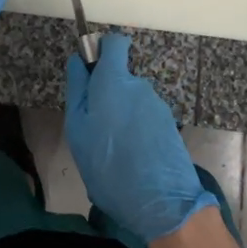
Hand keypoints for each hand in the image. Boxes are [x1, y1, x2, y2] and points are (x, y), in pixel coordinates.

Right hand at [66, 34, 216, 241]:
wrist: (163, 204)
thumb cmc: (109, 165)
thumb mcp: (78, 129)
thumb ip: (77, 89)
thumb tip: (78, 59)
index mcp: (114, 81)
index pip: (114, 42)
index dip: (101, 49)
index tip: (89, 71)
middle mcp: (139, 86)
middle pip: (119, 78)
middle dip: (105, 96)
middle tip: (93, 130)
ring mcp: (157, 106)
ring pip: (131, 101)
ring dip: (120, 117)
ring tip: (112, 153)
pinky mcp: (169, 127)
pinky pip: (144, 119)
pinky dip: (136, 132)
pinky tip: (131, 161)